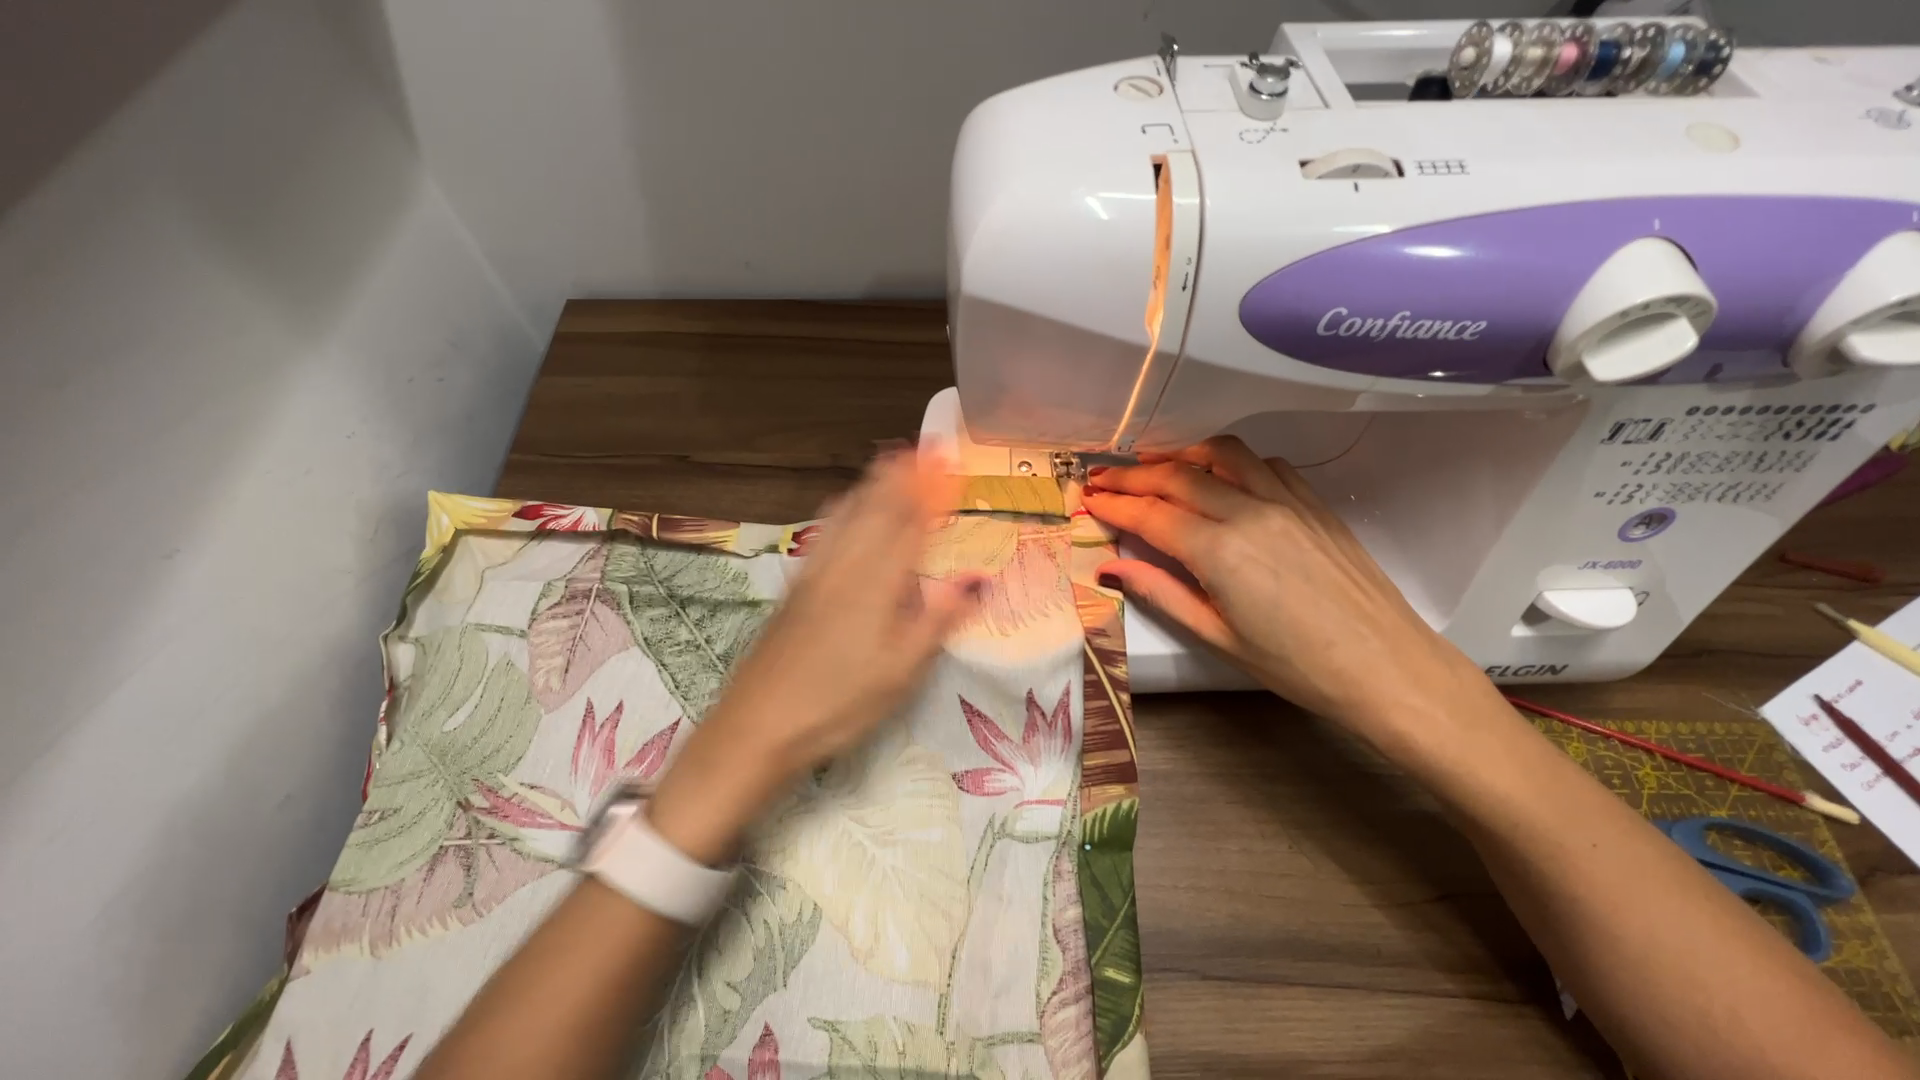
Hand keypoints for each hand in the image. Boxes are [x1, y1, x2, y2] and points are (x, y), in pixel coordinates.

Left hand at [646, 452, 984, 863]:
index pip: (909, 527)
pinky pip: (823, 533)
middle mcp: (845, 569)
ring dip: (870, 487)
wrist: (757, 724)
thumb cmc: (838, 704)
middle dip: (900, 479)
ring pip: (846, 517)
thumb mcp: (900, 673)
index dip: (929, 494)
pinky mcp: (794, 590)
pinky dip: (841, 509)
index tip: (946, 464)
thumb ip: (936, 621)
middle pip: (876, 512)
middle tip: (920, 450)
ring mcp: (814, 576)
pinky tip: (841, 507)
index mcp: (876, 586)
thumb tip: (976, 578)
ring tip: (886, 463)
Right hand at [1081, 436, 1492, 741]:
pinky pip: (1264, 463)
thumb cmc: (1297, 666)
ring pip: (1222, 454)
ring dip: (1181, 454)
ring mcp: (1286, 501)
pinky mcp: (1313, 503)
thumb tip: (1111, 566)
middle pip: (1177, 476)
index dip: (1114, 504)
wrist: (1384, 665)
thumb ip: (1161, 592)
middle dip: (1132, 475)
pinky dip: (1232, 461)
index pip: (1151, 515)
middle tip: (1103, 478)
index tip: (1088, 499)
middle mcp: (1250, 512)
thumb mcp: (1218, 637)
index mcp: (1219, 552)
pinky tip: (1222, 476)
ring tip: (1154, 465)